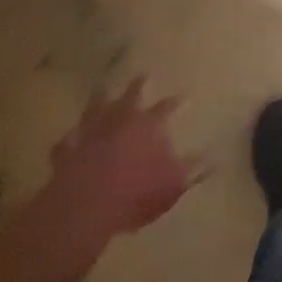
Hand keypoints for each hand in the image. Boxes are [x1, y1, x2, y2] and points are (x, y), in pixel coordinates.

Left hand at [46, 78, 211, 237]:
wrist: (86, 207)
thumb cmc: (137, 193)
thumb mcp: (175, 184)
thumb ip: (194, 169)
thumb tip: (214, 157)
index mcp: (149, 126)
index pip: (166, 107)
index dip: (176, 102)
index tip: (184, 95)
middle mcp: (120, 122)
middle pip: (130, 96)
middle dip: (138, 85)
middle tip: (142, 74)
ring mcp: (91, 134)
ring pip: (95, 108)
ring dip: (100, 98)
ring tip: (102, 87)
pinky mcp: (67, 152)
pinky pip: (68, 140)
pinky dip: (71, 138)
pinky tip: (71, 136)